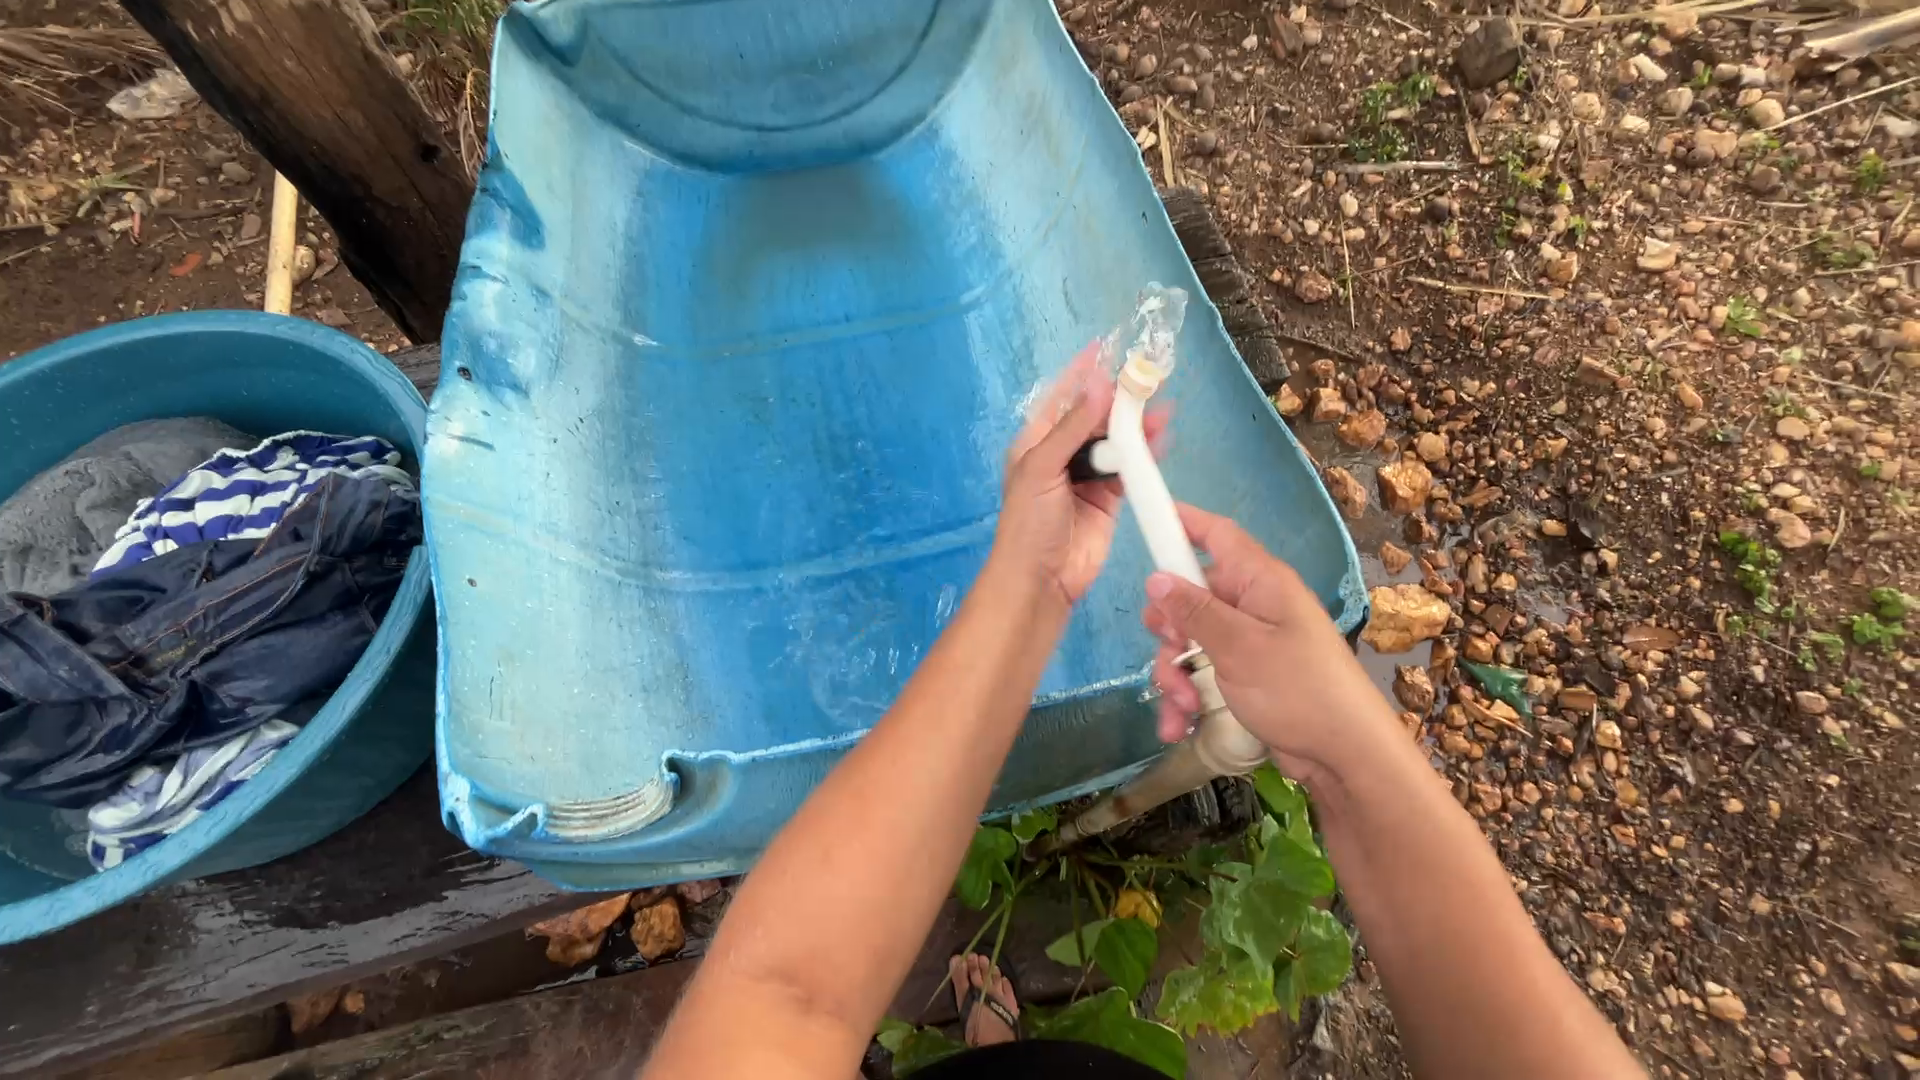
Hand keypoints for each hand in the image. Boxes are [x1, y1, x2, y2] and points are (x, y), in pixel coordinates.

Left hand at [992, 343, 1166, 610]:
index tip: (1105, 346)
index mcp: (1036, 442)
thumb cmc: (1031, 521)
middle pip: (1094, 417)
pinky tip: (1161, 437)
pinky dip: (1144, 453)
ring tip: (1163, 406)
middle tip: (1149, 376)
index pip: (1061, 398)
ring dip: (1136, 425)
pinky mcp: (1109, 497)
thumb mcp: (1043, 468)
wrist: (1042, 578)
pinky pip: (1129, 468)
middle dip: (1119, 398)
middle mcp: (1061, 454)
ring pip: (1115, 441)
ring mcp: (1086, 475)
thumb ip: (1073, 427)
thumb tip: (1100, 383)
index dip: (1082, 373)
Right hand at [1142, 504, 1401, 788]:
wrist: (1346, 756)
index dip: (1182, 522)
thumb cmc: (1298, 689)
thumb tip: (1155, 579)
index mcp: (1259, 582)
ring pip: (1190, 642)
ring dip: (1175, 674)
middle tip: (1169, 654)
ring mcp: (1249, 642)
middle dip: (1170, 630)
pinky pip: (1202, 673)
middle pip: (1191, 597)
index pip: (1217, 535)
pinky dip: (1187, 696)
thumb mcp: (1239, 647)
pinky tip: (1180, 725)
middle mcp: (1253, 605)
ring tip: (1182, 706)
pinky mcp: (1245, 675)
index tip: (1146, 522)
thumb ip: (1195, 611)